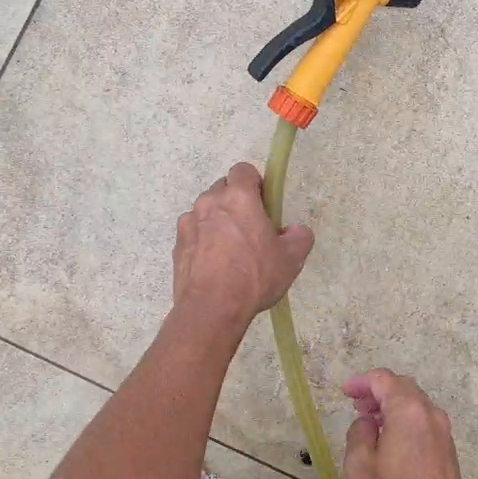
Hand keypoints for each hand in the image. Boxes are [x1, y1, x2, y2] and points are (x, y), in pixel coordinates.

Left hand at [172, 163, 313, 330]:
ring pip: (206, 210)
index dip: (255, 183)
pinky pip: (193, 232)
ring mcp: (189, 222)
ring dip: (217, 221)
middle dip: (236, 202)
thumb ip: (300, 236)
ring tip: (230, 249)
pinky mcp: (177, 244)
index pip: (243, 169)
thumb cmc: (254, 276)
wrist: (211, 308)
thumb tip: (295, 231)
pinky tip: (213, 264)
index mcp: (238, 197)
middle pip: (223, 188)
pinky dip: (202, 240)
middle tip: (250, 228)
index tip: (263, 204)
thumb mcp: (291, 258)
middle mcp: (210, 202)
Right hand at [341, 369, 477, 478]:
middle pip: (403, 388)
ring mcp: (444, 434)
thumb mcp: (360, 468)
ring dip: (393, 407)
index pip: (384, 380)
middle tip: (357, 405)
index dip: (362, 381)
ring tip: (371, 423)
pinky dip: (405, 422)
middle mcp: (431, 415)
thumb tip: (367, 422)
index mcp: (409, 411)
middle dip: (379, 392)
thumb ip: (359, 434)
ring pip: (416, 406)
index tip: (346, 391)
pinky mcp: (449, 453)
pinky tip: (391, 443)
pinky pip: (424, 424)